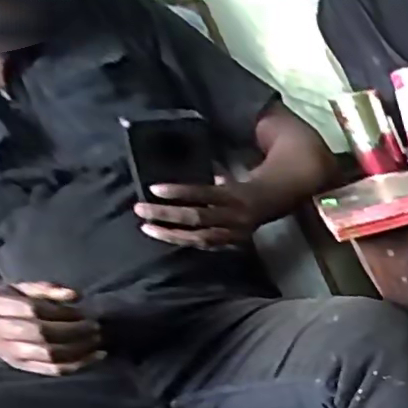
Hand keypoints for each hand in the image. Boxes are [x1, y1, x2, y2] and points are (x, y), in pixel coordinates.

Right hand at [0, 282, 102, 376]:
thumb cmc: (5, 304)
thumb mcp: (17, 289)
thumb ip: (45, 289)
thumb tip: (76, 294)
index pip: (31, 310)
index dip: (62, 312)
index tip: (83, 312)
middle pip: (41, 333)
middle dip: (74, 330)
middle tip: (95, 327)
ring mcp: (9, 353)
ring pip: (49, 354)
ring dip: (80, 348)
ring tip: (97, 340)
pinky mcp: (23, 367)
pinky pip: (54, 370)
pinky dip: (80, 364)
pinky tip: (97, 356)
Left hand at [135, 178, 259, 248]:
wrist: (268, 206)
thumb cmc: (240, 186)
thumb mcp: (226, 175)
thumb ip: (206, 171)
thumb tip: (178, 162)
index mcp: (233, 195)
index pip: (203, 194)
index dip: (179, 192)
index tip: (153, 189)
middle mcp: (233, 217)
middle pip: (198, 218)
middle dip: (167, 215)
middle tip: (140, 210)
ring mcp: (233, 234)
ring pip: (200, 238)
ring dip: (172, 234)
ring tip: (147, 228)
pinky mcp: (231, 245)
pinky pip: (205, 246)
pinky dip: (184, 241)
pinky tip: (165, 236)